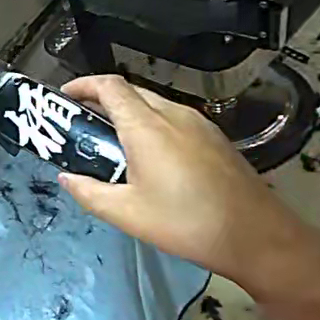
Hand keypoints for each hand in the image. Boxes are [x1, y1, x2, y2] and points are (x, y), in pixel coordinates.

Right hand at [58, 76, 319, 291]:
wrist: (255, 234)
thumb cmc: (186, 223)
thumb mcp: (127, 214)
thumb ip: (90, 192)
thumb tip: (67, 178)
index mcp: (147, 126)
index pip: (109, 86)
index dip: (83, 85)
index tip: (64, 97)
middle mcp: (173, 114)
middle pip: (131, 91)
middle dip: (102, 100)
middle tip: (82, 123)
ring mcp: (198, 123)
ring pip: (154, 104)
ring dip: (128, 113)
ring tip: (112, 142)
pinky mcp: (214, 136)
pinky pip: (174, 118)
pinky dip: (152, 124)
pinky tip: (150, 156)